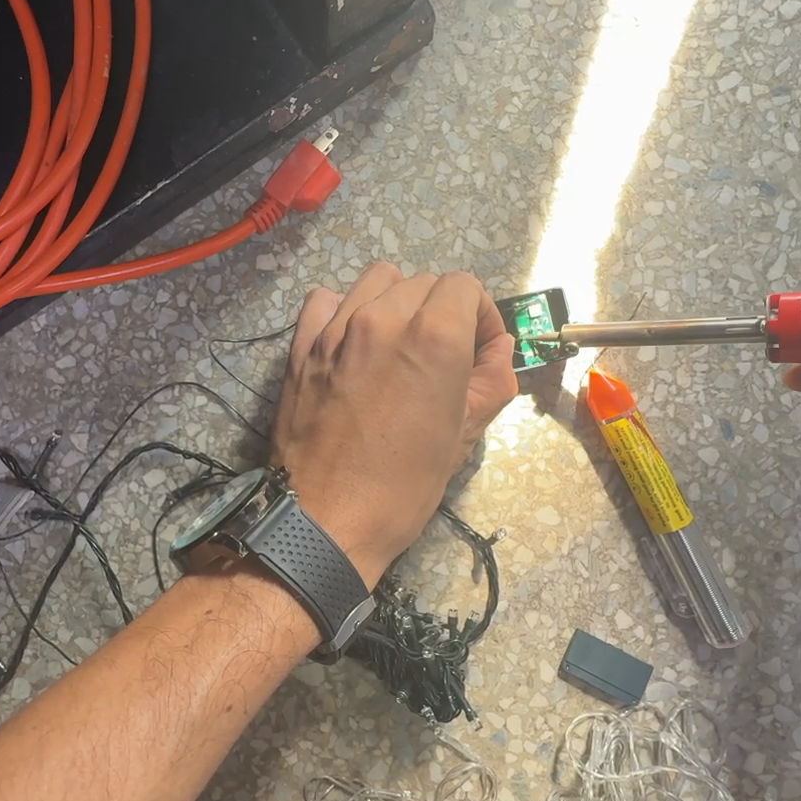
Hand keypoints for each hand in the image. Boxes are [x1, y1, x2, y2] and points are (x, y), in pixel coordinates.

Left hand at [273, 263, 517, 585]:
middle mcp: (384, 317)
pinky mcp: (301, 346)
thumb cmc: (404, 485)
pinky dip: (344, 310)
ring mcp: (336, 328)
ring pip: (376, 281)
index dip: (480, 315)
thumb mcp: (465, 435)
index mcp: (434, 336)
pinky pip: (325, 300)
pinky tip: (352, 342)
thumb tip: (499, 348)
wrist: (326, 519)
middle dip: (442, 310)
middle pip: (423, 283)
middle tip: (442, 354)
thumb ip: (493, 379)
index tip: (478, 348)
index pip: (465, 286)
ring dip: (396, 302)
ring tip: (397, 343)